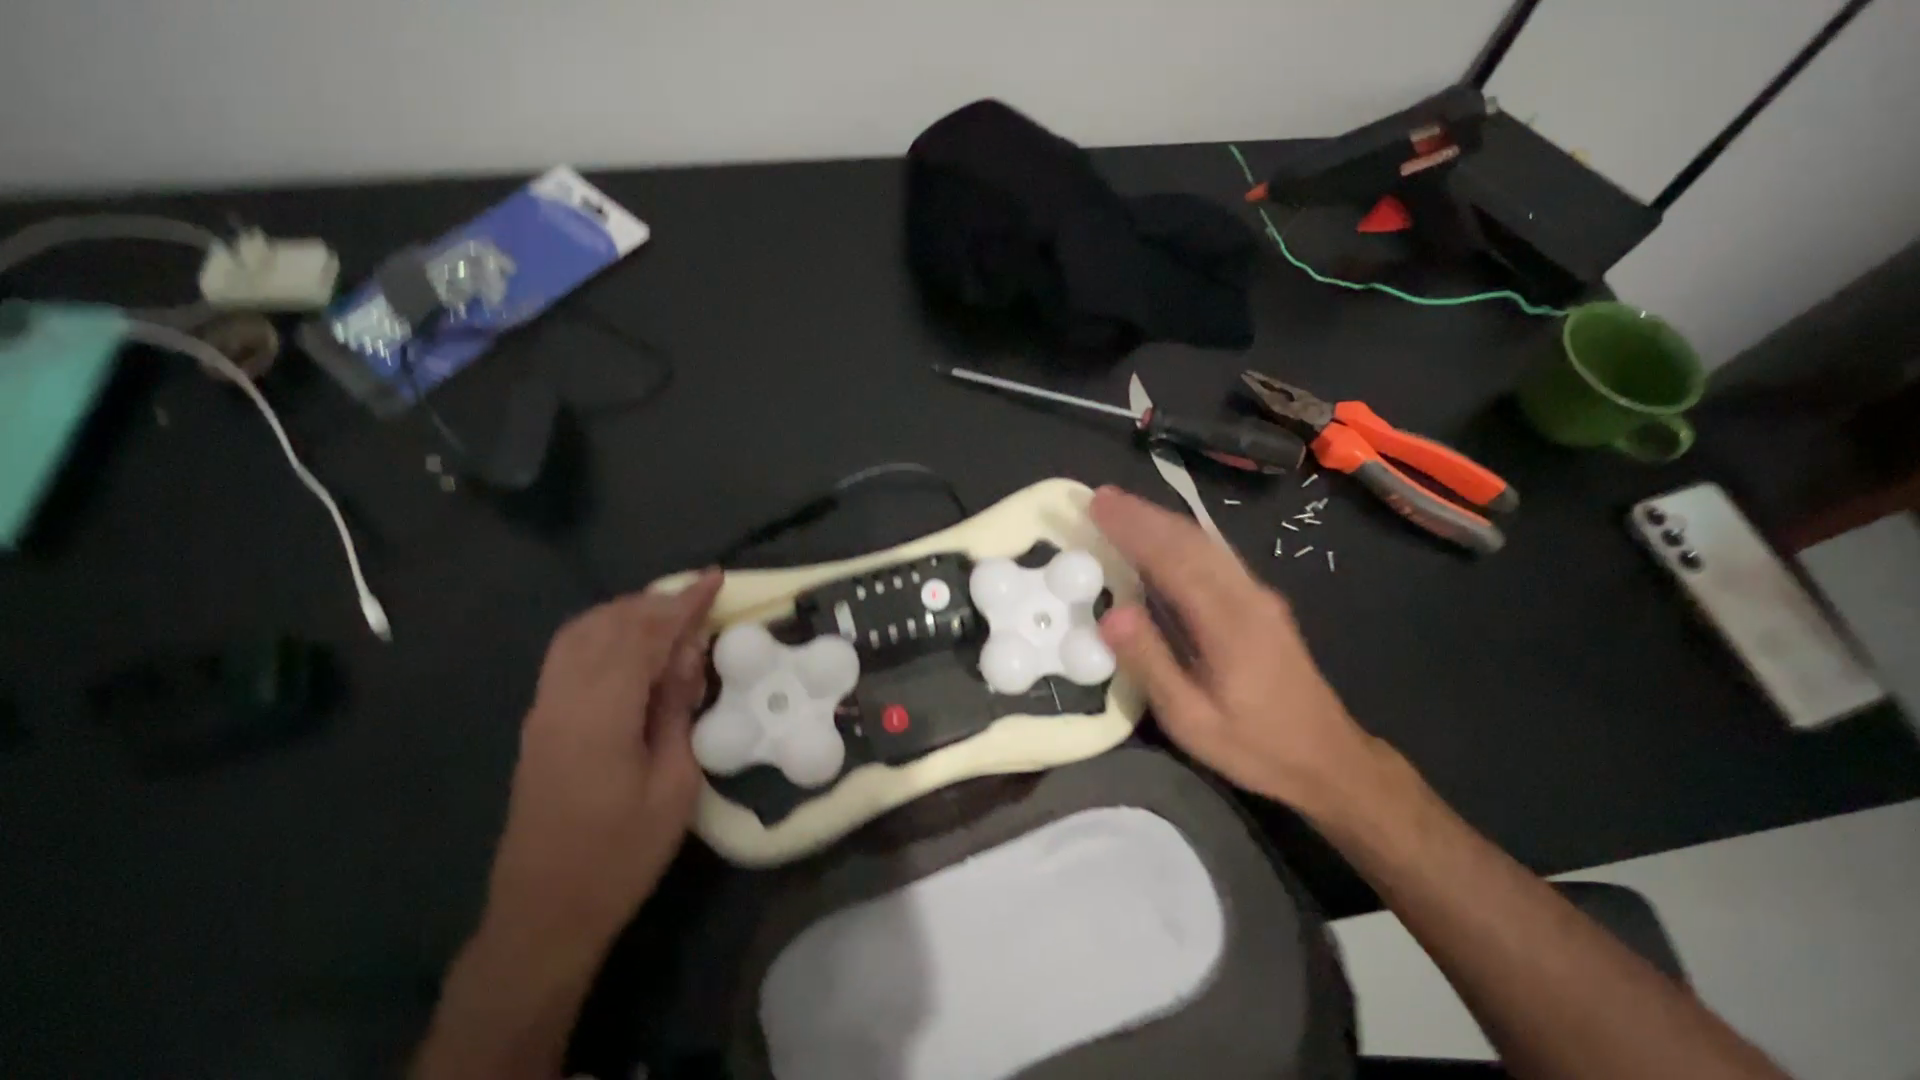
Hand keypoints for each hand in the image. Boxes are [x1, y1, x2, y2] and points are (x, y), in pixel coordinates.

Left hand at [481, 571, 723, 948]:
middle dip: (655, 603)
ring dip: (626, 615)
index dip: (683, 603)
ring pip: (581, 633)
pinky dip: (603, 635)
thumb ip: (677, 711)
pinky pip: (568, 655)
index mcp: (601, 712)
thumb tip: (686, 656)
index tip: (715, 579)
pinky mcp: (538, 722)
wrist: (545, 909)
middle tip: (699, 601)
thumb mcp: (674, 786)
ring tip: (669, 619)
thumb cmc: (621, 854)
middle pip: (608, 624)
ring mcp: (543, 708)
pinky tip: (630, 649)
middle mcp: (563, 696)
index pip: (644, 635)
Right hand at [1090, 487, 1384, 815]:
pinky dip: (1183, 539)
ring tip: (1123, 509)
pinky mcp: (1263, 605)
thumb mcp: (1191, 720)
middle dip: (1144, 515)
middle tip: (1100, 498)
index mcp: (1228, 622)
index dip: (1133, 528)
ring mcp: (1259, 597)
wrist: (1328, 759)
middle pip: (1191, 541)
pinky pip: (1217, 557)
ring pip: (1207, 544)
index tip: (1096, 505)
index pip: (1172, 559)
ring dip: (1163, 522)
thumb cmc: (1254, 746)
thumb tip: (1110, 614)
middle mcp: (1247, 596)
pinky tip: (1165, 540)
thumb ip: (1151, 664)